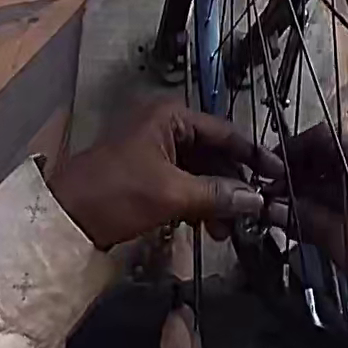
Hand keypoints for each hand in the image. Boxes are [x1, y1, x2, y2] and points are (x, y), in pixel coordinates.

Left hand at [46, 103, 287, 249]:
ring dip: (215, 198)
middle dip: (232, 184)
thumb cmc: (118, 192)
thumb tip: (257, 199)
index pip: (223, 131)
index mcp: (170, 116)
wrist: (68, 213)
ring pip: (199, 169)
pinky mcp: (148, 169)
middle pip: (213, 151)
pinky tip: (207, 227)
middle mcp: (165, 124)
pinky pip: (184, 181)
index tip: (279, 176)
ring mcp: (155, 146)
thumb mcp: (171, 194)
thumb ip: (217, 194)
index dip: (251, 155)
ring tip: (225, 232)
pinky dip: (197, 202)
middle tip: (252, 215)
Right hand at [276, 125, 347, 312]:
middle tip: (273, 191)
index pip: (323, 136)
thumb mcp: (344, 243)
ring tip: (282, 208)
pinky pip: (346, 191)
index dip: (292, 148)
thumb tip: (269, 205)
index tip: (269, 168)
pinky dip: (322, 201)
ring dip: (306, 187)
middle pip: (327, 153)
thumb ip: (305, 217)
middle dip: (297, 170)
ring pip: (334, 173)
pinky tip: (303, 219)